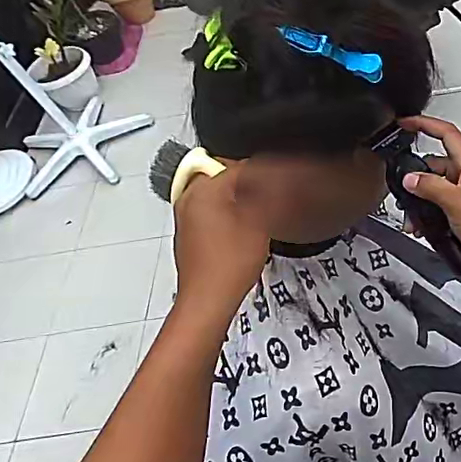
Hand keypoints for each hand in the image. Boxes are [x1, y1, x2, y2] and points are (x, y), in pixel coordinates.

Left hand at [171, 159, 269, 310]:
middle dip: (245, 182)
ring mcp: (185, 214)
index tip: (275, 183)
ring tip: (254, 214)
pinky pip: (209, 208)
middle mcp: (189, 197)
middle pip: (222, 174)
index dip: (261, 172)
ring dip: (236, 197)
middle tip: (264, 197)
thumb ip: (263, 191)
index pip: (237, 164)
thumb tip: (268, 175)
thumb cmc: (228, 265)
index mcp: (204, 189)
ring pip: (216, 191)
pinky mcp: (188, 230)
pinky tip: (241, 229)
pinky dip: (226, 211)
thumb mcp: (259, 221)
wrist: (209, 297)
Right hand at [398, 116, 460, 270]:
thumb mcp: (455, 203)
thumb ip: (430, 187)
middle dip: (417, 177)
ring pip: (437, 184)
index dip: (424, 124)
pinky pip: (443, 200)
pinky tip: (426, 225)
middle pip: (436, 163)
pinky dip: (431, 209)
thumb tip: (411, 178)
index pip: (446, 133)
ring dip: (423, 198)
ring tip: (415, 218)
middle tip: (405, 191)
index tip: (405, 123)